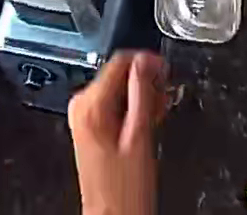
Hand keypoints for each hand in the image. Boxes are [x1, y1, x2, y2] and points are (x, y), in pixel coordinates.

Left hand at [68, 51, 166, 214]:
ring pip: (119, 86)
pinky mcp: (90, 125)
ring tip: (159, 108)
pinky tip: (147, 117)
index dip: (146, 61)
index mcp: (90, 104)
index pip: (120, 59)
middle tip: (164, 93)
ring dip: (141, 93)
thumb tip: (146, 59)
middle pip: (119, 73)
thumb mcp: (140, 133)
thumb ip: (142, 90)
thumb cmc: (125, 188)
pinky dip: (133, 105)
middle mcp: (82, 106)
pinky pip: (114, 101)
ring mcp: (84, 116)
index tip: (164, 69)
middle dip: (145, 81)